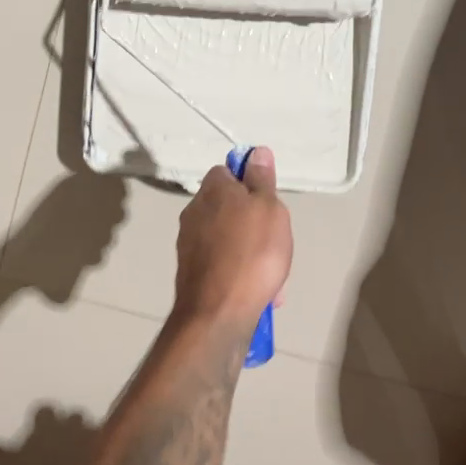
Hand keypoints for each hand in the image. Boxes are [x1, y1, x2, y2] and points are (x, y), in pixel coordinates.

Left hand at [174, 147, 292, 327]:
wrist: (218, 313)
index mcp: (212, 189)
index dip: (250, 184)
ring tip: (272, 278)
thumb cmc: (252, 253)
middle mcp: (194, 211)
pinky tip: (258, 294)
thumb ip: (262, 179)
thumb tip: (256, 151)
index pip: (228, 172)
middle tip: (275, 244)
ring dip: (251, 254)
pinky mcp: (191, 272)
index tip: (269, 203)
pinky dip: (239, 274)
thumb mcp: (269, 208)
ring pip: (229, 239)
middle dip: (254, 226)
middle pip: (230, 208)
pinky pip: (223, 265)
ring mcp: (189, 243)